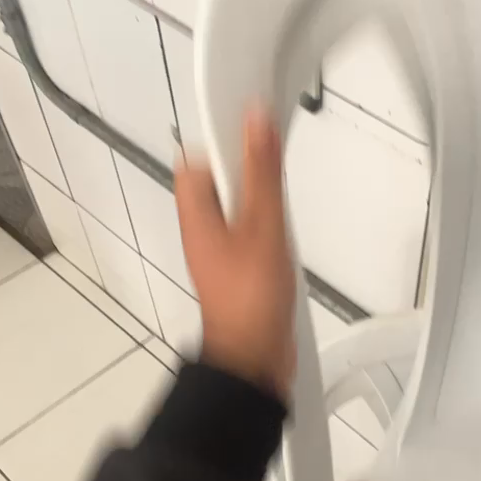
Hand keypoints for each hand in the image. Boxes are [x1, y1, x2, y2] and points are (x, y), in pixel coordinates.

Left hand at [175, 107, 297, 398]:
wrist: (255, 358)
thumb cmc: (250, 302)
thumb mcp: (263, 226)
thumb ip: (261, 172)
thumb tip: (255, 121)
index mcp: (196, 213)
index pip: (197, 154)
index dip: (222, 136)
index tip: (253, 122)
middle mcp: (202, 228)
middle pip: (219, 177)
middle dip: (246, 166)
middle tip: (273, 164)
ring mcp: (219, 249)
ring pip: (236, 204)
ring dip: (259, 197)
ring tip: (280, 201)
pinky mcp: (238, 267)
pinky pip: (249, 230)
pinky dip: (266, 224)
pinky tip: (284, 232)